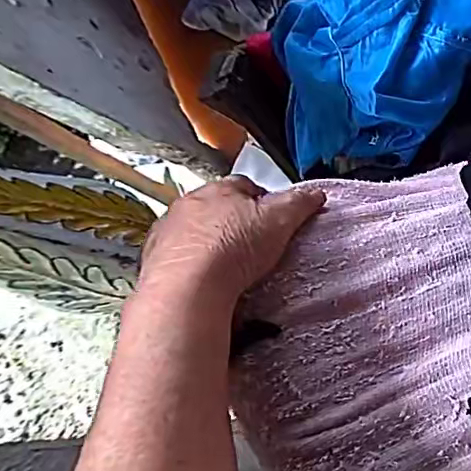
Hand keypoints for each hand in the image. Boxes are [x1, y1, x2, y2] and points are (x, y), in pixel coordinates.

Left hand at [137, 176, 325, 306]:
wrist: (188, 285)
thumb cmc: (234, 248)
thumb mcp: (281, 221)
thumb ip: (299, 203)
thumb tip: (314, 193)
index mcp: (221, 189)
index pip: (247, 185)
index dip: (265, 200)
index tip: (276, 217)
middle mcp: (190, 203)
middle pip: (219, 205)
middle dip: (236, 219)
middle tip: (257, 242)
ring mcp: (169, 229)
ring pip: (197, 228)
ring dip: (212, 239)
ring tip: (233, 263)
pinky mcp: (156, 255)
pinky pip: (179, 252)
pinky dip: (194, 260)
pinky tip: (210, 276)